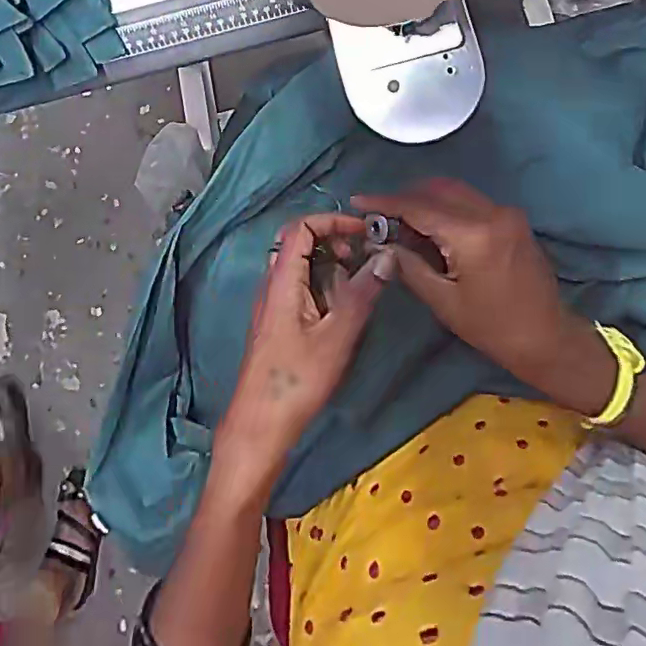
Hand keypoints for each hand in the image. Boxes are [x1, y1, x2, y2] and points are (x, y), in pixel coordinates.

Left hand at [215, 215, 394, 492]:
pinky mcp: (277, 323)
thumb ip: (362, 294)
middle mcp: (272, 286)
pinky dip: (322, 286)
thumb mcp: (337, 336)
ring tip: (357, 285)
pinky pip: (299, 288)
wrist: (260, 424)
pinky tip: (340, 311)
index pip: (300, 228)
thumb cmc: (297, 379)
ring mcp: (272, 305)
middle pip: (298, 243)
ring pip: (300, 267)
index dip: (332, 221)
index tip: (363, 233)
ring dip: (330, 265)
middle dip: (333, 241)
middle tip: (361, 258)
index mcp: (282, 281)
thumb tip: (386, 257)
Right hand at [353, 179, 611, 415]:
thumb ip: (409, 265)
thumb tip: (383, 244)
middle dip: (405, 197)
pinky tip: (432, 230)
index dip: (385, 202)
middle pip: (437, 190)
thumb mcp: (443, 301)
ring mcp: (506, 213)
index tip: (359, 201)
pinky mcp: (512, 220)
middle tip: (380, 216)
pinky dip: (447, 208)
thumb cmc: (492, 327)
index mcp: (473, 234)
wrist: (546, 337)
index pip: (420, 207)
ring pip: (455, 192)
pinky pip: (470, 202)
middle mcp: (492, 213)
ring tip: (403, 225)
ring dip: (426, 201)